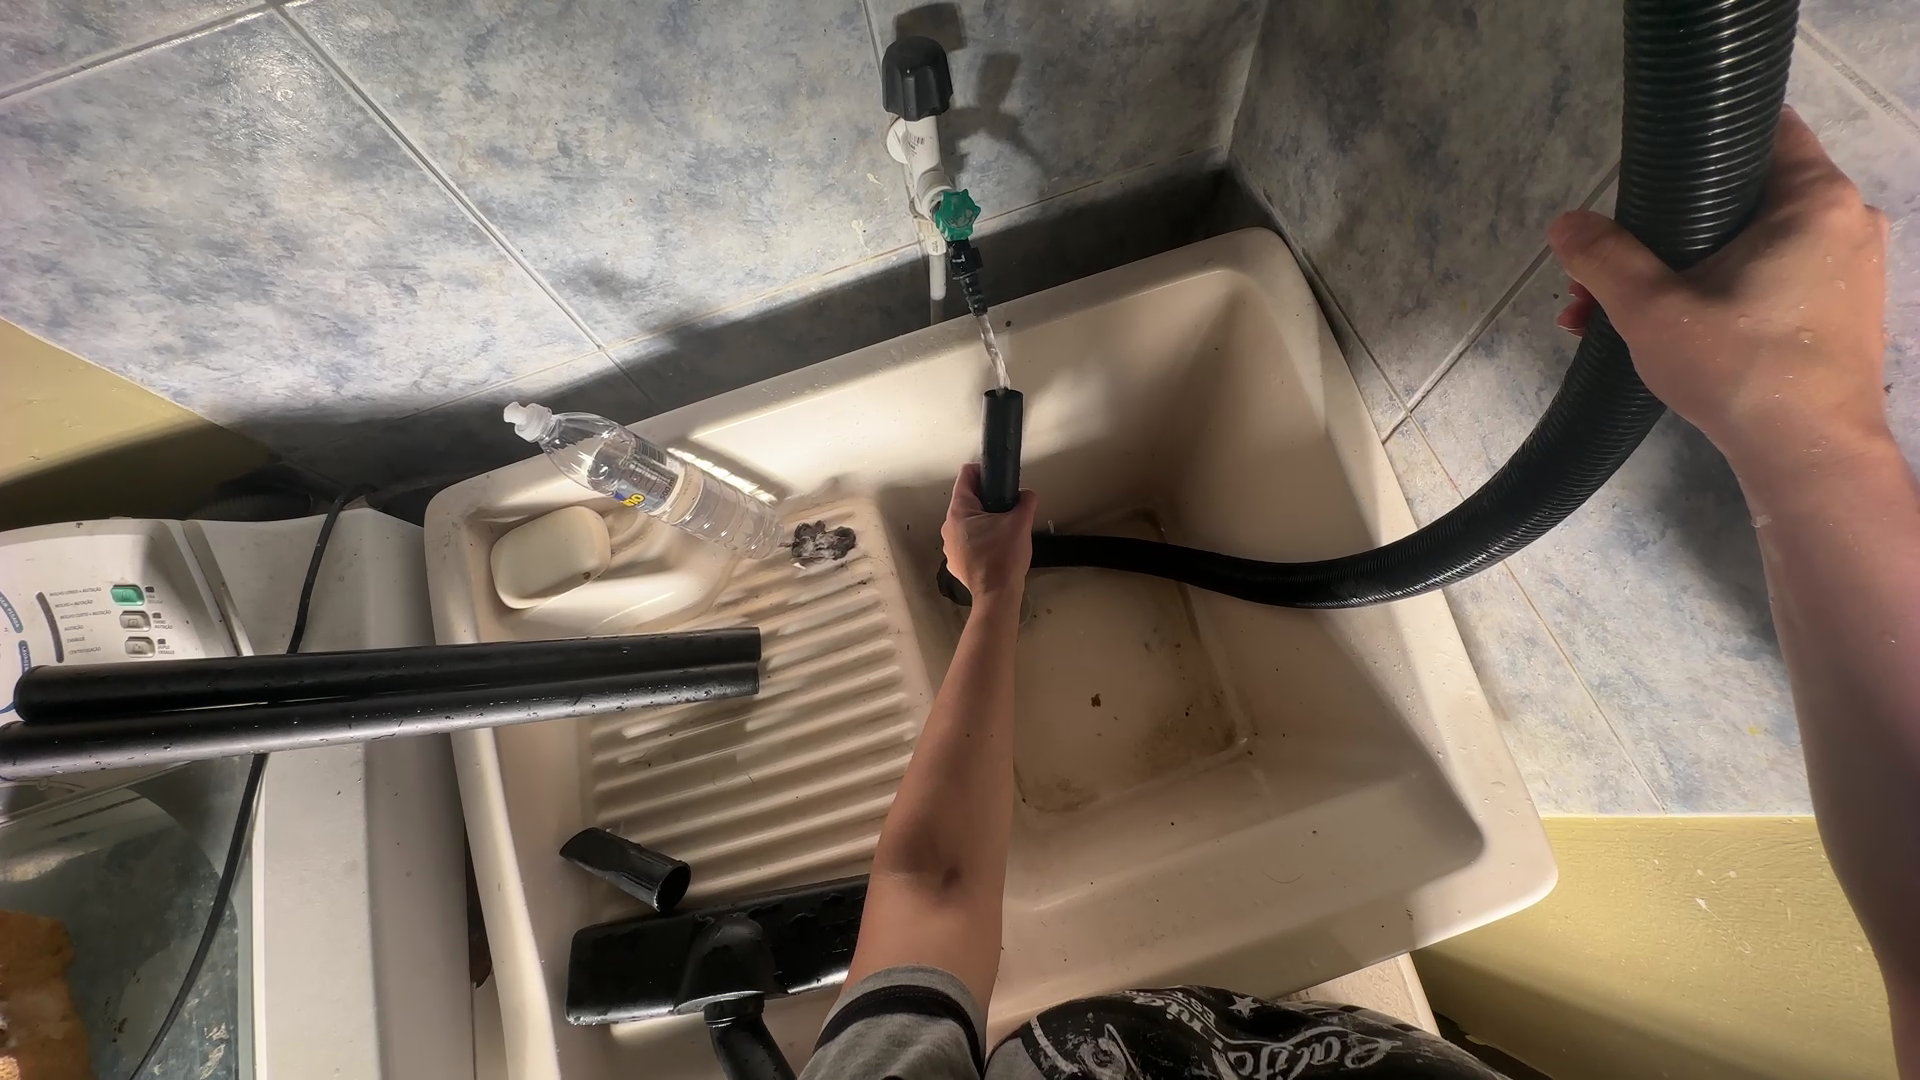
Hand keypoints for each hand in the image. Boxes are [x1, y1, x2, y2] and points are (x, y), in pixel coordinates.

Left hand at [941, 463, 1036, 602]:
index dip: (983, 471)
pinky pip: (966, 541)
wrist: (997, 594)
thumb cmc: (1004, 557)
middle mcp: (948, 526)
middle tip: (1007, 504)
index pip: (966, 476)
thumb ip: (1026, 501)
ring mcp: (949, 546)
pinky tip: (995, 547)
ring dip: (982, 520)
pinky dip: (979, 539)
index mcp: (959, 511)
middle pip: (966, 500)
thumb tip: (1027, 494)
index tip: (999, 477)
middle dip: (986, 498)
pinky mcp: (955, 562)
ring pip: (966, 522)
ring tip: (1003, 527)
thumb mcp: (1020, 522)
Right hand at [1548, 106, 1891, 481]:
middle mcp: (1841, 223)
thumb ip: (1604, 260)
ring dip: (1665, 275)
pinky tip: (1649, 332)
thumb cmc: (1736, 364)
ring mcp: (1840, 269)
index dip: (1702, 144)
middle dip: (1654, 236)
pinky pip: (1753, 283)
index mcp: (1812, 203)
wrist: (1803, 445)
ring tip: (1600, 316)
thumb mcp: (1649, 309)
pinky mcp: (1828, 310)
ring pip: (1736, 251)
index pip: (1767, 133)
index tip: (1643, 174)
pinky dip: (1699, 296)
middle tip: (1595, 275)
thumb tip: (1564, 222)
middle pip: (1734, 204)